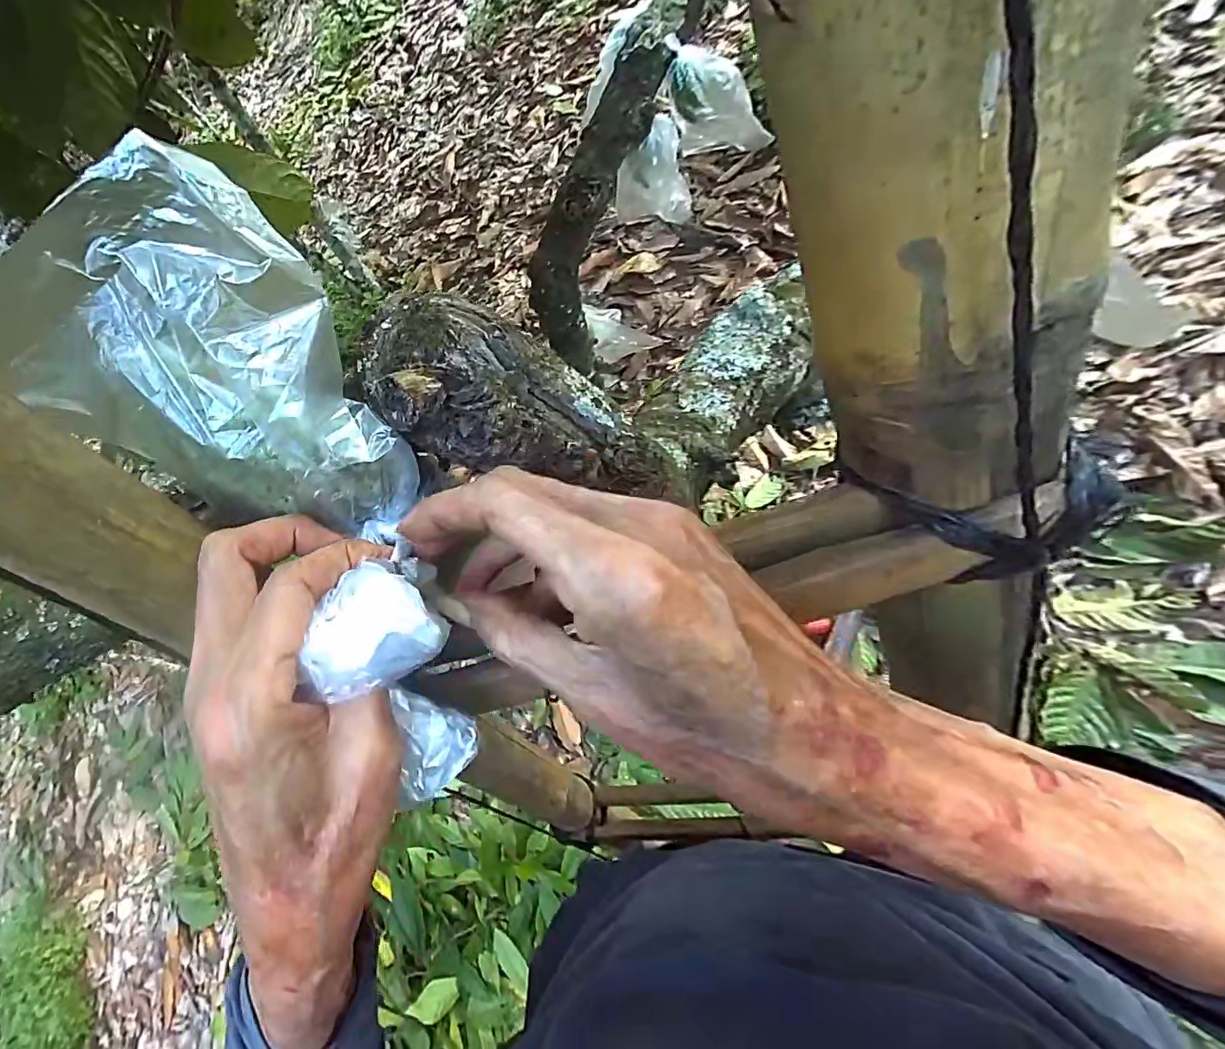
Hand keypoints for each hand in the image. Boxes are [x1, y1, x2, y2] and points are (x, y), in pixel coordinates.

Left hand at [187, 517, 400, 1048]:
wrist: (283, 908)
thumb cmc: (337, 843)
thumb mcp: (374, 753)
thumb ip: (371, 665)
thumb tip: (374, 605)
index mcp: (250, 700)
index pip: (286, 586)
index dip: (339, 555)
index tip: (382, 558)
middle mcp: (208, 683)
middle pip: (223, 559)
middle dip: (285, 533)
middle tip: (341, 550)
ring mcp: (198, 688)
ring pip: (219, 583)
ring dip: (275, 561)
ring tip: (334, 576)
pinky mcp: (206, 698)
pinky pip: (229, 616)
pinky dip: (270, 595)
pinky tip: (317, 616)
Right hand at [400, 468, 1224, 996]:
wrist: (814, 732)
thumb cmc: (697, 733)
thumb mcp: (586, 691)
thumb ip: (512, 633)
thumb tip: (463, 603)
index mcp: (609, 565)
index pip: (503, 499)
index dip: (444, 511)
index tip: (409, 540)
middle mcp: (635, 520)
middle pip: (525, 490)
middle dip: (472, 523)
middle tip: (438, 571)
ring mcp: (661, 518)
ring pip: (557, 503)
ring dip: (512, 538)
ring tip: (483, 593)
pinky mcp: (676, 530)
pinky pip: (592, 521)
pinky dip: (551, 546)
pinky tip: (537, 592)